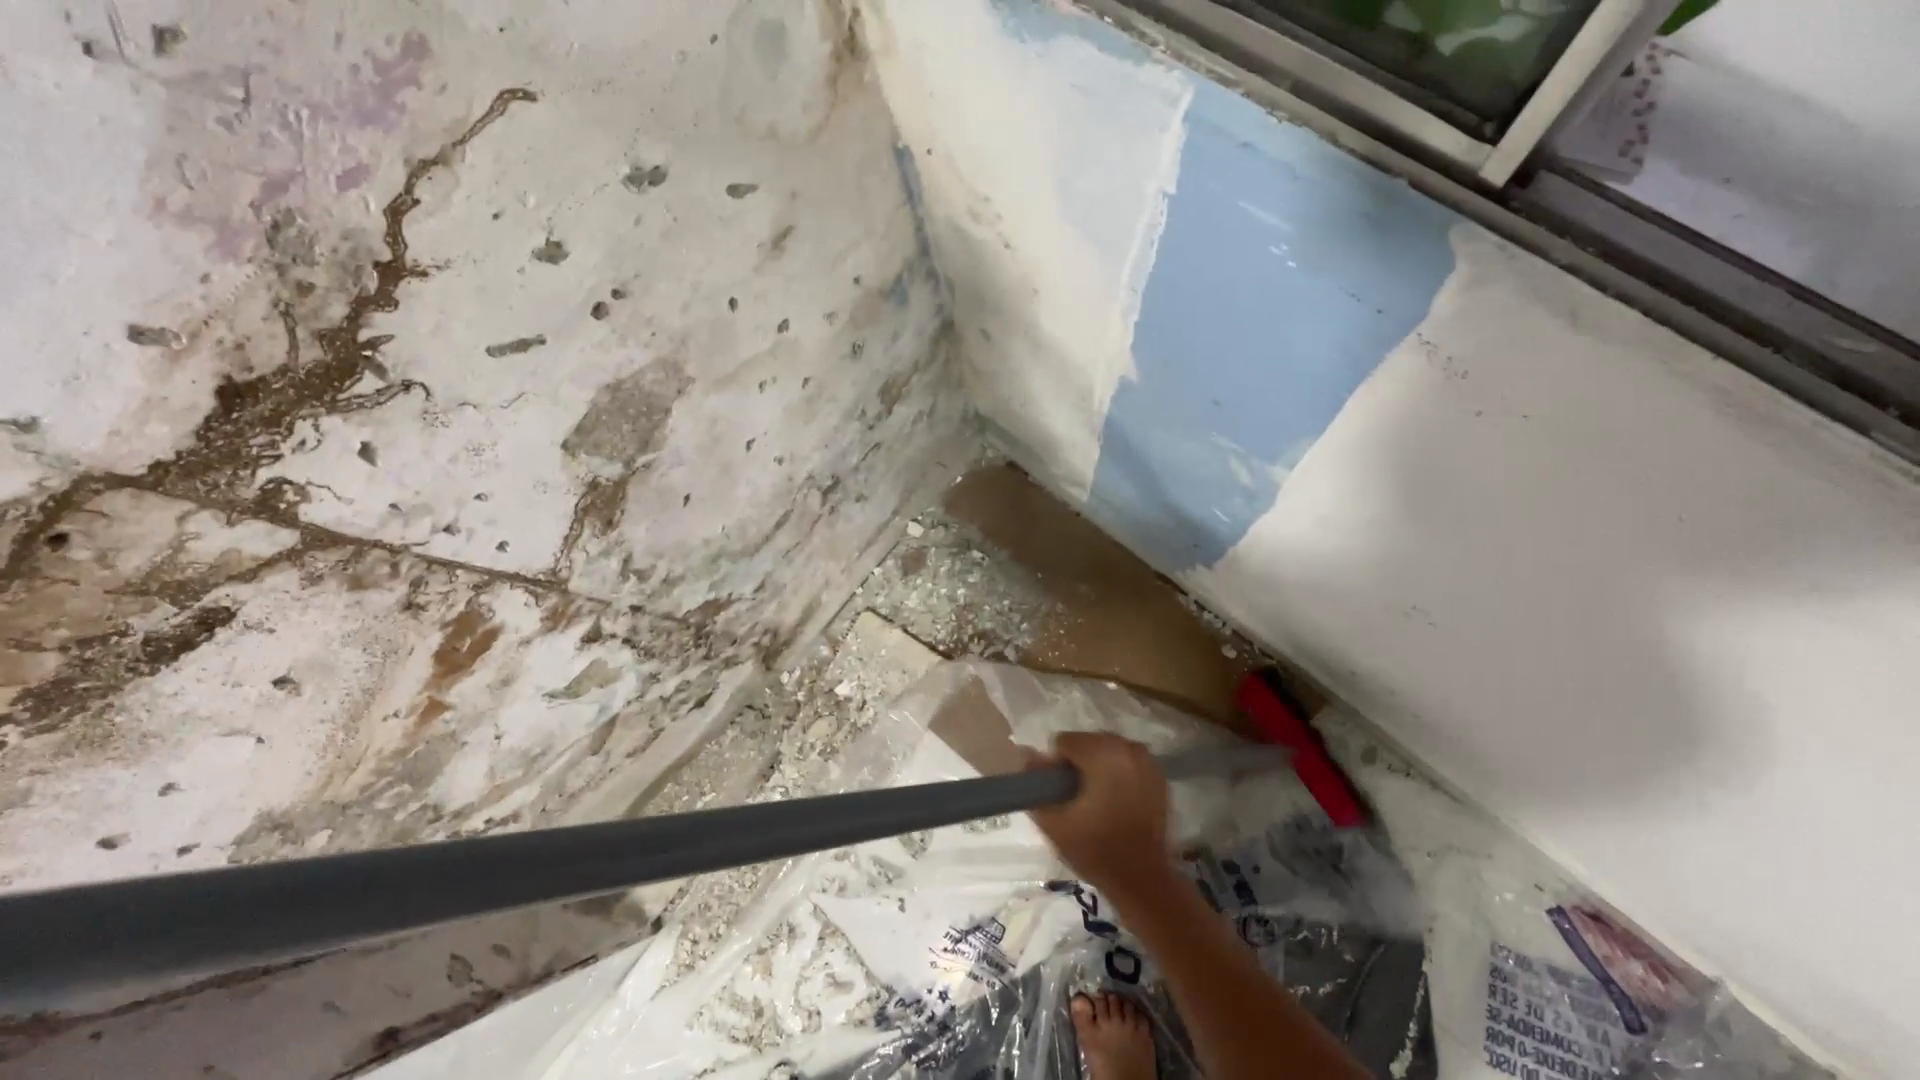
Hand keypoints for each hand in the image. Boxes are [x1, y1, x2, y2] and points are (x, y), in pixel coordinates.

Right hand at [1026, 732, 1172, 898]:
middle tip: (1075, 797)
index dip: (1056, 766)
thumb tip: (1027, 755)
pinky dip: (1117, 773)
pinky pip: (1127, 762)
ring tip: (1094, 798)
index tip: (1059, 793)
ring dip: (1097, 766)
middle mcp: (1127, 747)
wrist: (1142, 877)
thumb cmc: (1094, 849)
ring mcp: (1147, 760)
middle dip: (1078, 763)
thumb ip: (1036, 784)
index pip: (1064, 741)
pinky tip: (1114, 800)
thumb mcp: (1054, 821)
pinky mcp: (1159, 776)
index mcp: (1102, 753)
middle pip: (1088, 741)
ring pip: (1109, 749)